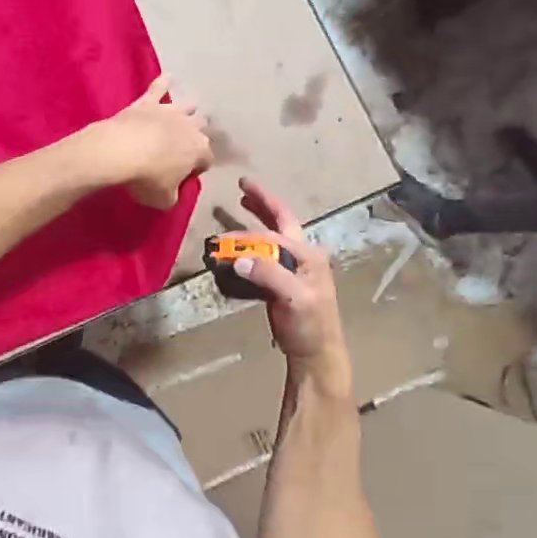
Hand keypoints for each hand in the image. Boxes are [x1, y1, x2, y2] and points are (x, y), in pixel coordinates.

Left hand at [82, 75, 212, 209]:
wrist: (120, 150)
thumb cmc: (146, 178)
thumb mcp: (164, 198)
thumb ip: (173, 194)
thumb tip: (171, 192)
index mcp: (200, 151)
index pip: (206, 160)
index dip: (197, 168)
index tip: (185, 175)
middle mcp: (190, 127)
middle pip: (200, 129)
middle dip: (196, 135)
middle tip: (185, 144)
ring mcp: (169, 112)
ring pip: (185, 108)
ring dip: (187, 111)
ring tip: (190, 109)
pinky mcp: (147, 103)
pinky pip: (158, 89)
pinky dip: (162, 83)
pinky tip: (166, 76)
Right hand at [232, 177, 351, 397]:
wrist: (316, 353)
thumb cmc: (310, 325)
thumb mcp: (294, 299)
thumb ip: (269, 275)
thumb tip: (239, 258)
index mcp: (308, 255)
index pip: (272, 234)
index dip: (245, 234)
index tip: (220, 238)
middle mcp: (303, 255)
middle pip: (281, 220)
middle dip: (262, 201)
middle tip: (242, 185)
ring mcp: (294, 267)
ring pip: (274, 233)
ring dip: (258, 217)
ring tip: (242, 203)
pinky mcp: (283, 279)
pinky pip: (265, 252)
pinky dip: (252, 241)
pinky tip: (242, 241)